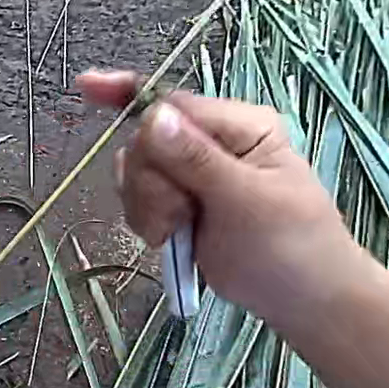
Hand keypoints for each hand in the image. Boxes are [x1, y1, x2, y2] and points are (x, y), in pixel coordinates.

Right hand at [76, 69, 370, 325]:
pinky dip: (145, 219)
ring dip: (146, 205)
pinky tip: (168, 237)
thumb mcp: (247, 201)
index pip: (172, 105)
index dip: (128, 97)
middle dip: (151, 182)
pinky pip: (136, 196)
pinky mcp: (175, 200)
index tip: (87, 87)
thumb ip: (196, 159)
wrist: (301, 300)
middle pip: (144, 141)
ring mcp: (190, 171)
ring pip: (134, 170)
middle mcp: (209, 140)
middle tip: (179, 214)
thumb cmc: (290, 247)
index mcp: (237, 126)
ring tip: (177, 230)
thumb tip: (152, 116)